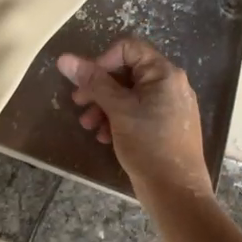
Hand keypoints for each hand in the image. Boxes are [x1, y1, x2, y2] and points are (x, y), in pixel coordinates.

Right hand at [57, 38, 212, 200]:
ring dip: (104, 106)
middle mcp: (170, 84)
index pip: (128, 48)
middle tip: (78, 103)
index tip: (86, 82)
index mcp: (164, 73)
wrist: (176, 193)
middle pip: (126, 72)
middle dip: (99, 88)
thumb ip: (92, 81)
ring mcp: (170, 106)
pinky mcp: (166, 125)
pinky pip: (137, 111)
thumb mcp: (117, 109)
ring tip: (89, 126)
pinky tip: (105, 137)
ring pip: (129, 94)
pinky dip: (118, 119)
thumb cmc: (148, 144)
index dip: (102, 60)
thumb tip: (64, 59)